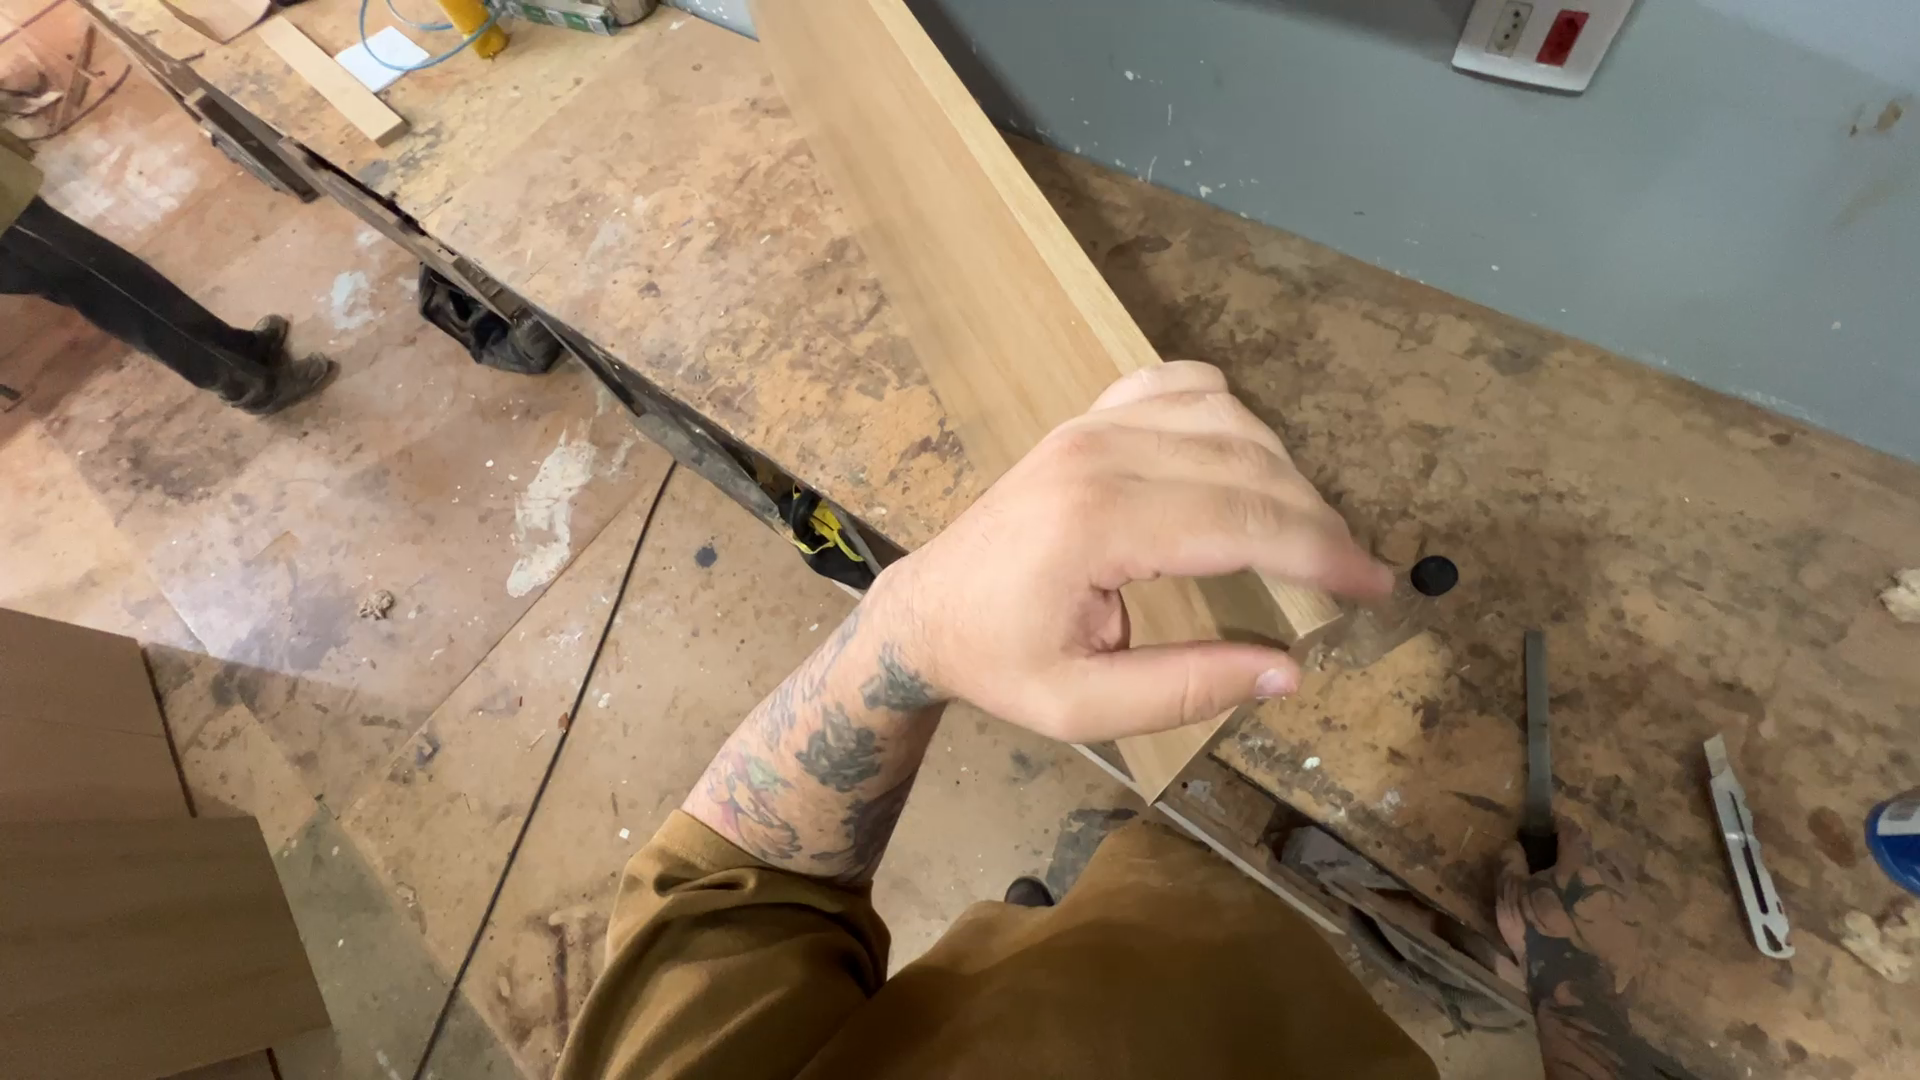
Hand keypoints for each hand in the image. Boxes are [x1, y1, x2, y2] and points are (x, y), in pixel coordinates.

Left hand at [868, 361, 1390, 743]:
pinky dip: (1225, 411)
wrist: (926, 610)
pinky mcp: (1083, 421)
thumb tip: (1288, 670)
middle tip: (1349, 573)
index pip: (1245, 523)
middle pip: (1247, 466)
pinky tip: (1238, 452)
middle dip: (1315, 520)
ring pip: (1225, 417)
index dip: (1325, 555)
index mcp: (1097, 524)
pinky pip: (1175, 385)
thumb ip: (1186, 688)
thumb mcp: (1082, 705)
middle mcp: (1098, 454)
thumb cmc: (996, 661)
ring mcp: (1088, 426)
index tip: (1376, 589)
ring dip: (1280, 469)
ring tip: (1301, 530)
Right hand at [1497, 822, 1691, 1079]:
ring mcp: (1629, 913)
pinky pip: (1621, 912)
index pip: (1575, 832)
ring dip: (1597, 883)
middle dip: (1584, 855)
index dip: (1560, 823)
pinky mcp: (1637, 939)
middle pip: (1604, 857)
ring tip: (1576, 894)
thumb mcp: (1510, 894)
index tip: (1547, 821)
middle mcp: (1611, 884)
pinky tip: (1587, 923)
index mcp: (1580, 868)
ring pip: (1616, 885)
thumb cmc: (1539, 933)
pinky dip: (1606, 910)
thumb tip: (1513, 843)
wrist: (1578, 990)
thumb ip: (1511, 864)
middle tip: (1562, 863)